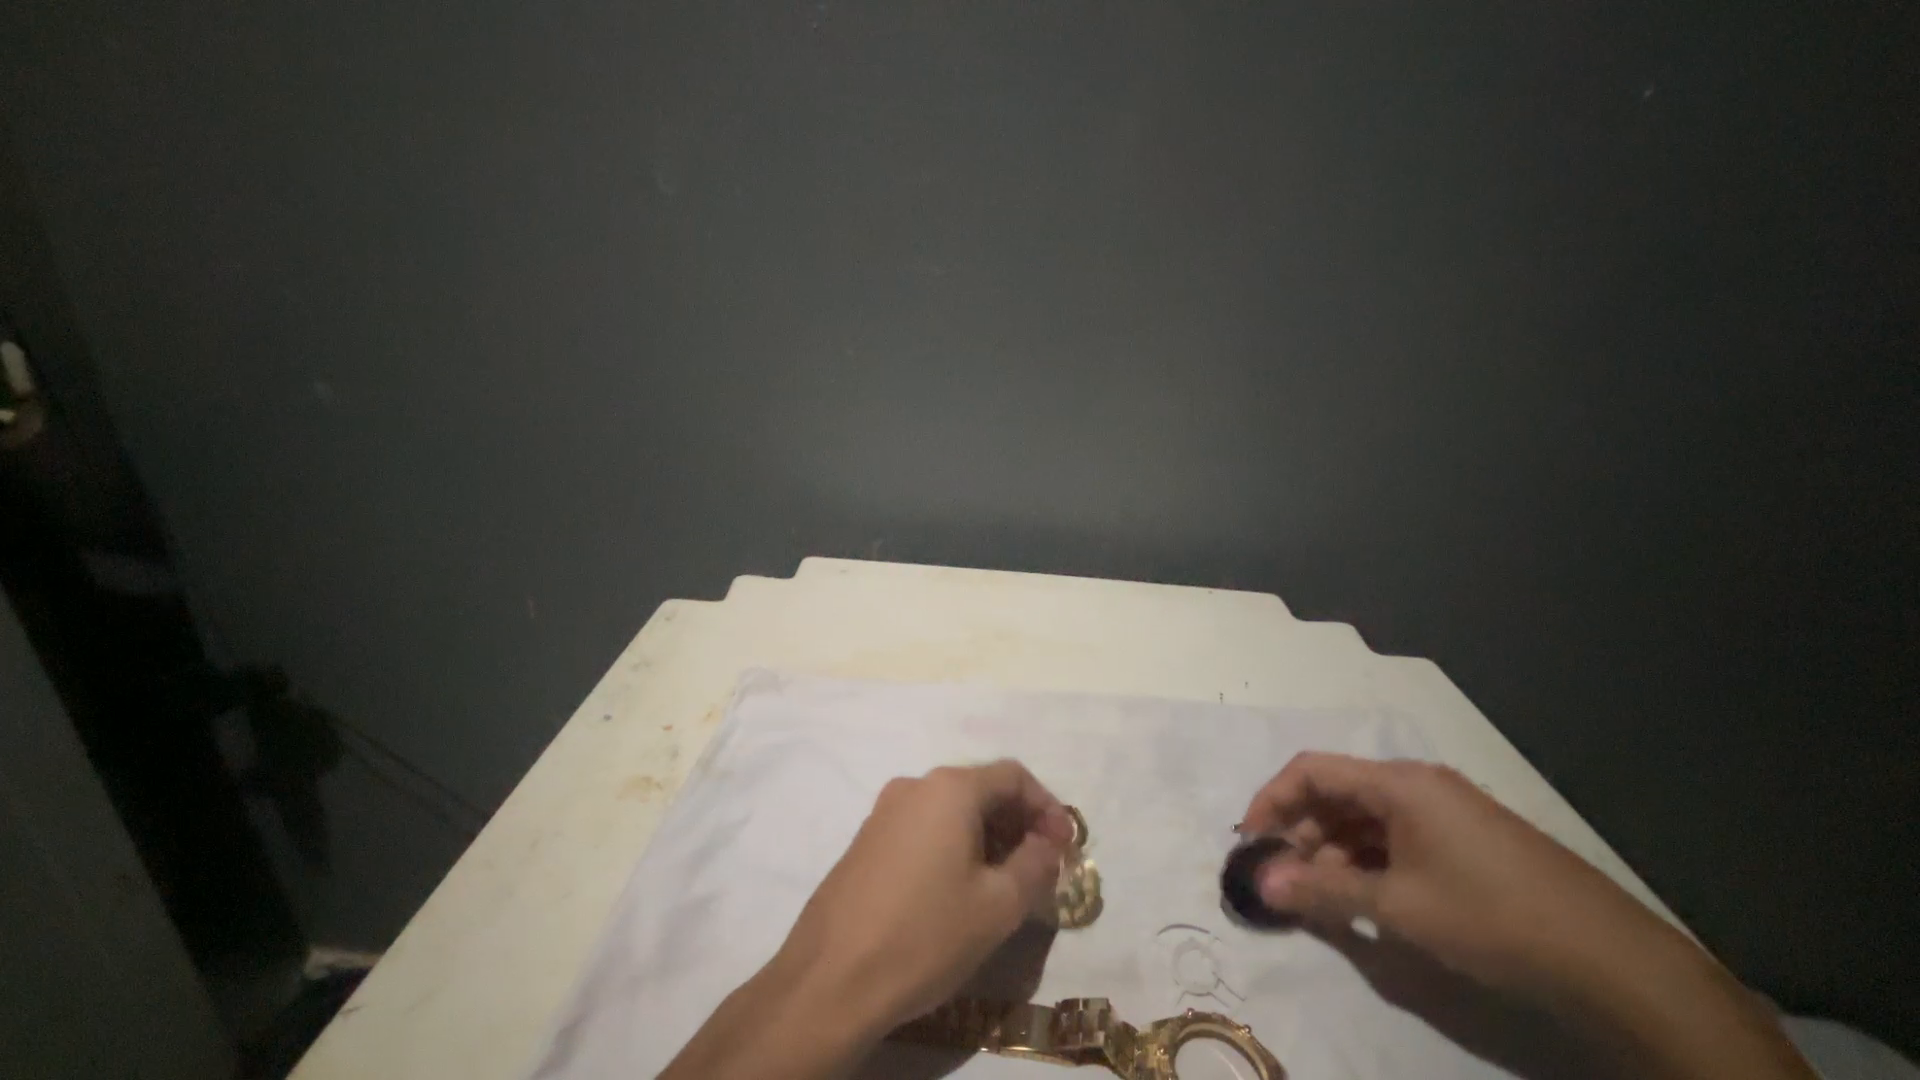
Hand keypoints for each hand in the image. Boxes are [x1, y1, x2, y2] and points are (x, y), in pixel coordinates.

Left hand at [662, 760, 1073, 1079]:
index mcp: (949, 789)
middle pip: (980, 789)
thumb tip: (1047, 846)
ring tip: (1006, 883)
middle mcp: (913, 787)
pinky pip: (923, 829)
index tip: (1066, 847)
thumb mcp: (998, 905)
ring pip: (950, 811)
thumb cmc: (926, 934)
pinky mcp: (865, 842)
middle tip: (1042, 867)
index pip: (1013, 776)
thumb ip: (1035, 865)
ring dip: (986, 837)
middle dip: (1018, 823)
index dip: (1048, 807)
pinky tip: (960, 889)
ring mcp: (883, 813)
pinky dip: (953, 847)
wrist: (831, 980)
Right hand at [1239, 752, 1659, 998]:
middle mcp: (1420, 785)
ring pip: (1366, 818)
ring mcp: (1446, 812)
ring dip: (1334, 851)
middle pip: (1338, 792)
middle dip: (1301, 831)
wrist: (1607, 957)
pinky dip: (1369, 862)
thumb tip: (1261, 881)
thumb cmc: (1489, 916)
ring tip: (1320, 897)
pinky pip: (1397, 837)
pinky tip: (1366, 899)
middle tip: (1283, 878)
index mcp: (1400, 783)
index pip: (1312, 770)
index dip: (1271, 801)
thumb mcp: (1397, 906)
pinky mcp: (1465, 840)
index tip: (1248, 842)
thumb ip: (1323, 889)